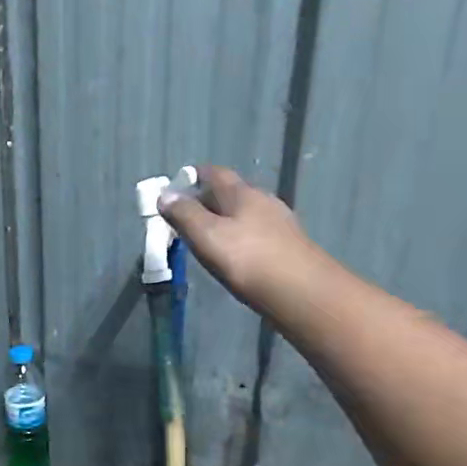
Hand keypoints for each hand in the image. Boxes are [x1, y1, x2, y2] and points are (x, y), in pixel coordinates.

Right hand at [158, 166, 332, 315]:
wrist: (301, 293)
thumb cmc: (247, 260)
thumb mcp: (206, 235)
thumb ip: (184, 214)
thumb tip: (165, 194)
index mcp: (242, 193)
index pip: (213, 173)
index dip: (191, 177)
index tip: (173, 190)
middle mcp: (263, 200)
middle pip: (230, 192)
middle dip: (205, 200)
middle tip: (183, 218)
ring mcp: (279, 222)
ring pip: (244, 212)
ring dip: (223, 219)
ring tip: (205, 238)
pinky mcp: (287, 244)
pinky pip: (256, 231)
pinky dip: (239, 236)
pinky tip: (234, 254)